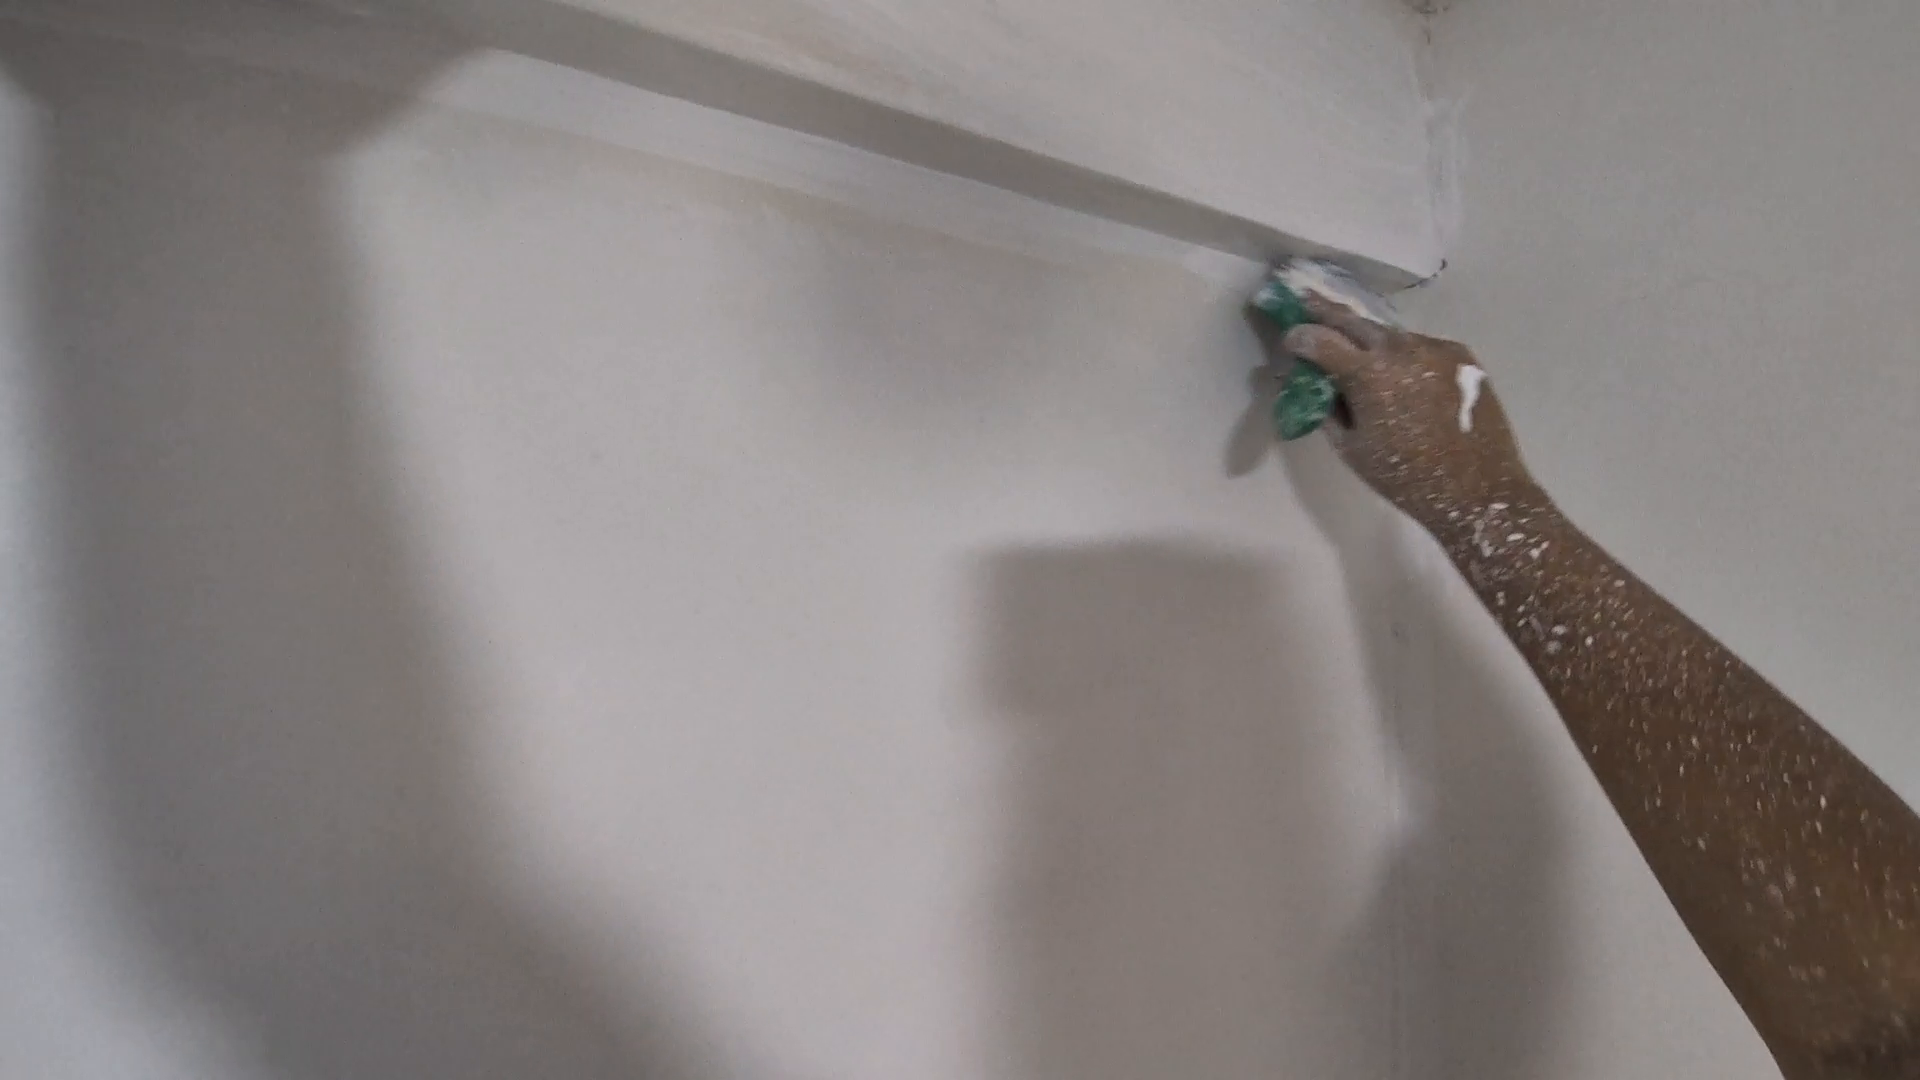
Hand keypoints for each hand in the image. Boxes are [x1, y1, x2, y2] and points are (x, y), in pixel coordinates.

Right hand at [1280, 296, 1540, 530]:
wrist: (1477, 487)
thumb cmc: (1402, 476)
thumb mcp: (1349, 446)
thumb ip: (1326, 407)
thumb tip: (1312, 384)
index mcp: (1369, 375)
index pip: (1320, 340)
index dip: (1298, 337)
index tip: (1287, 338)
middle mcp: (1401, 350)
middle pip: (1354, 321)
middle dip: (1325, 312)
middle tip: (1305, 300)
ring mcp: (1435, 348)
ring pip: (1387, 333)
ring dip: (1363, 335)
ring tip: (1349, 340)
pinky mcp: (1460, 354)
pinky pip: (1417, 346)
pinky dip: (1397, 352)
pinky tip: (1393, 370)